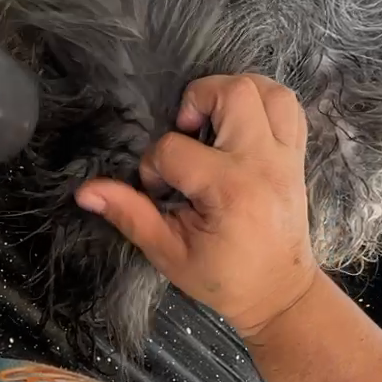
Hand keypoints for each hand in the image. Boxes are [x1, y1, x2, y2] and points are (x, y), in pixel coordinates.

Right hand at [74, 74, 320, 339]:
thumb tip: (85, 192)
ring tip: (211, 124)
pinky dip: (262, 102)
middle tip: (186, 135)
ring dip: (231, 94)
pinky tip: (238, 125)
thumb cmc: (222, 278)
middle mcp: (262, 163)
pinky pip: (287, 105)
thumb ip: (129, 215)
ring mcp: (285, 156)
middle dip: (196, 102)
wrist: (278, 292)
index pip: (174, 149)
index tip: (159, 194)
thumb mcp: (168, 253)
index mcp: (229, 190)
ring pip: (265, 89)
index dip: (153, 168)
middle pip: (232, 93)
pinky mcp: (296, 155)